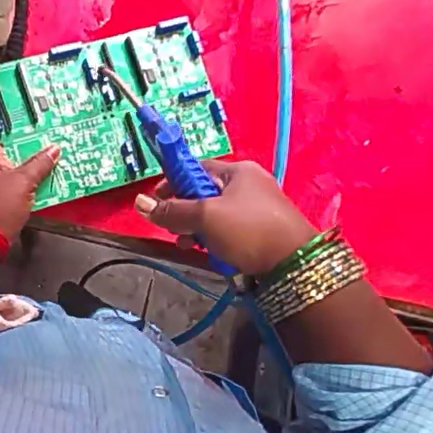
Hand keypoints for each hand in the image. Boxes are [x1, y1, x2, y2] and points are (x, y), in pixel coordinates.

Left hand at [0, 121, 59, 246]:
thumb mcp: (25, 181)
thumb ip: (40, 163)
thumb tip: (53, 150)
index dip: (1, 115)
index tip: (16, 106)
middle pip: (3, 141)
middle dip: (20, 134)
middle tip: (38, 124)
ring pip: (10, 158)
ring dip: (25, 153)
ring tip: (44, 143)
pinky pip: (14, 173)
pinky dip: (25, 169)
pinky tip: (41, 168)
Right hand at [134, 159, 318, 276]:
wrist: (293, 263)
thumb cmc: (248, 230)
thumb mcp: (205, 217)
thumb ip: (171, 210)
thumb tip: (139, 203)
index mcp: (237, 171)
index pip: (195, 168)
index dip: (172, 182)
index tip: (156, 201)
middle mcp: (246, 184)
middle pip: (201, 193)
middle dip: (182, 212)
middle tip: (174, 228)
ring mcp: (254, 207)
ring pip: (211, 214)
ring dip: (194, 229)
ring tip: (189, 244)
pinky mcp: (257, 229)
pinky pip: (224, 229)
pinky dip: (212, 238)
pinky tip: (207, 251)